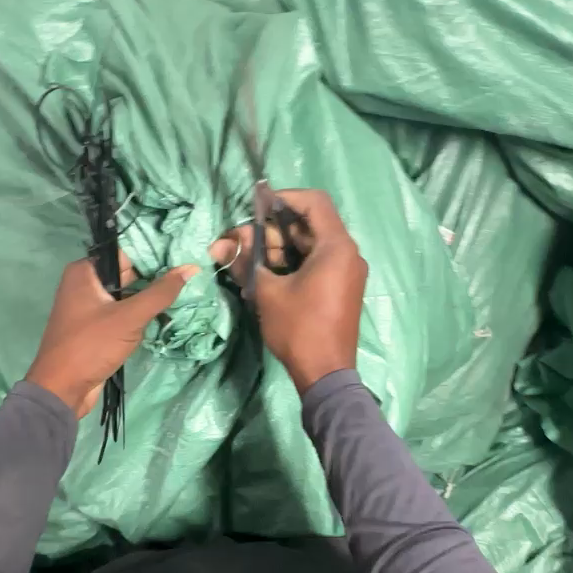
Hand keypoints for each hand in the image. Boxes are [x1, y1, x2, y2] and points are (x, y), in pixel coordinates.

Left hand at [24, 254, 198, 416]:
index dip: (154, 254)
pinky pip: (123, 313)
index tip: (184, 255)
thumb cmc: (92, 345)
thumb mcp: (130, 317)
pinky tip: (165, 314)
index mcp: (85, 271)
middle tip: (191, 275)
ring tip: (187, 292)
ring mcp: (90, 307)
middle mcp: (84, 284)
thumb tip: (191, 267)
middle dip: (156, 276)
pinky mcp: (96, 327)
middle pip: (128, 273)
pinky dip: (141, 314)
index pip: (126, 253)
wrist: (63, 389)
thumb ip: (161, 292)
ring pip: (127, 295)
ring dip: (151, 298)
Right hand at [212, 189, 367, 393]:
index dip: (285, 197)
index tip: (258, 207)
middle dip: (277, 228)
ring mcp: (349, 272)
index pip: (314, 202)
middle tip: (249, 242)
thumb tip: (223, 243)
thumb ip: (247, 260)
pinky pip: (320, 262)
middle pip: (312, 223)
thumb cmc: (299, 329)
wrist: (326, 374)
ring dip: (284, 246)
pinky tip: (271, 274)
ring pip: (314, 244)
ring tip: (256, 261)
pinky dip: (296, 261)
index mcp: (337, 247)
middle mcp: (349, 253)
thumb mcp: (267, 291)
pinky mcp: (343, 288)